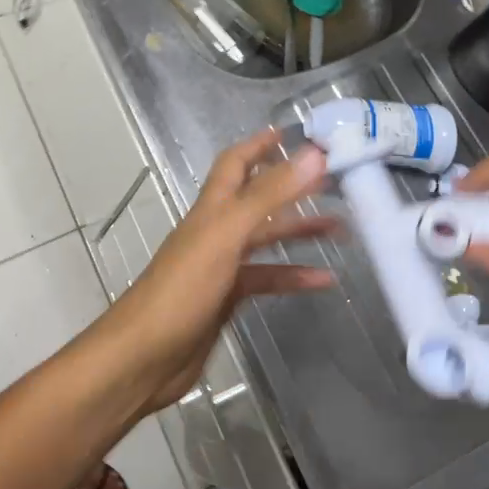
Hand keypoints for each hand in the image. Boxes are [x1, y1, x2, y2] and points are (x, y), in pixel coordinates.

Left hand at [102, 130, 338, 413]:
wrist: (146, 355)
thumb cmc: (182, 290)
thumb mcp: (226, 236)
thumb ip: (268, 195)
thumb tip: (312, 154)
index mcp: (211, 210)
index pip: (235, 164)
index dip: (259, 145)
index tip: (294, 133)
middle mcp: (214, 231)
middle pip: (256, 200)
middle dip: (292, 189)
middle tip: (335, 184)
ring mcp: (219, 266)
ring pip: (264, 239)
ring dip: (298, 232)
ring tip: (342, 229)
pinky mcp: (226, 299)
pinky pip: (265, 279)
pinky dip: (292, 277)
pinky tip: (323, 281)